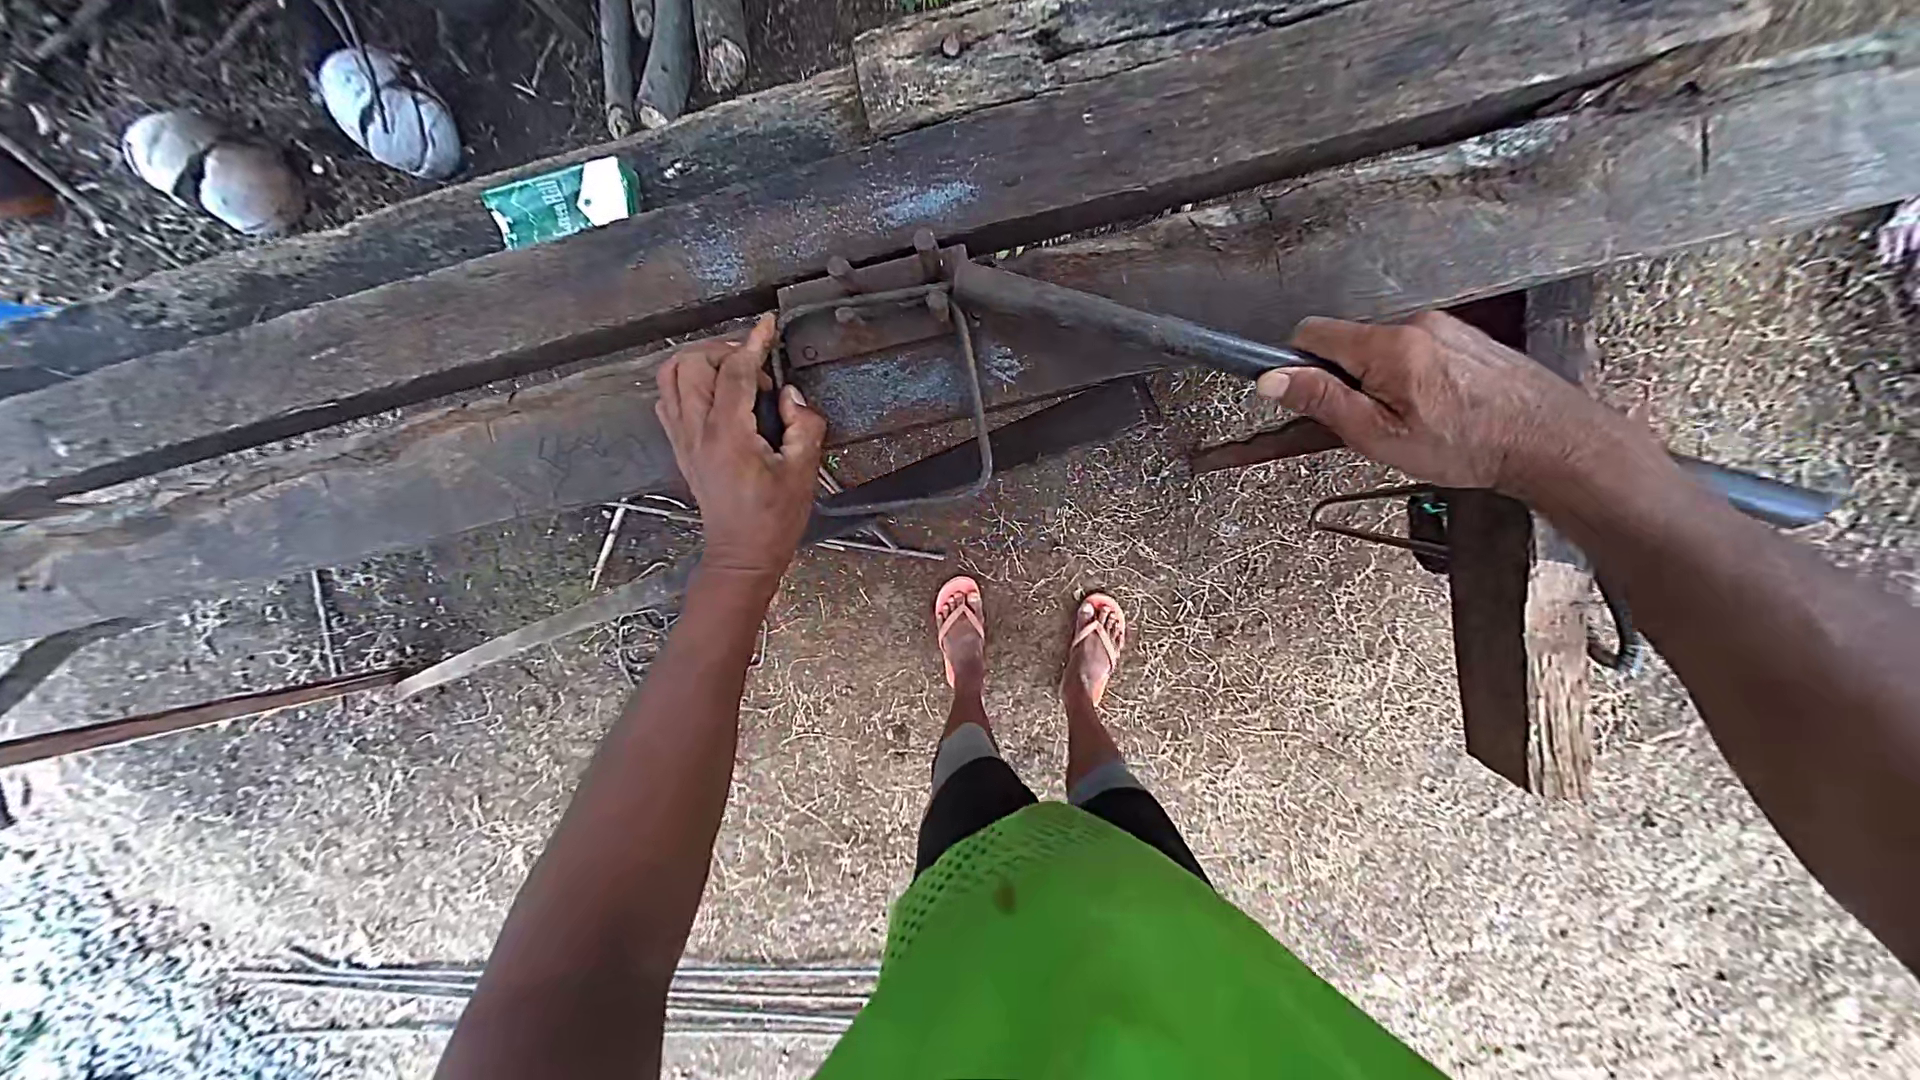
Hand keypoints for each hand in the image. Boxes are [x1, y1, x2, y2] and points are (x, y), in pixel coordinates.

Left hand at [655, 314, 826, 581]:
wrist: (742, 553)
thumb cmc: (772, 520)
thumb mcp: (803, 472)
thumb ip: (805, 425)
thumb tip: (793, 396)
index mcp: (729, 436)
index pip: (734, 372)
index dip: (753, 343)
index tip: (766, 325)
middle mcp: (697, 433)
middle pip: (691, 363)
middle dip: (723, 349)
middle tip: (754, 359)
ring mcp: (684, 440)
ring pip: (671, 377)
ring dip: (700, 362)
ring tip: (733, 371)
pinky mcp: (681, 449)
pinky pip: (668, 400)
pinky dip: (686, 383)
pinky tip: (714, 393)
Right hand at [1255, 312, 1646, 496]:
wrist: (1551, 443)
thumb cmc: (1468, 445)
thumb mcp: (1376, 434)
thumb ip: (1321, 400)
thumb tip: (1273, 379)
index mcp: (1388, 346)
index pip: (1310, 333)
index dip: (1296, 365)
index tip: (1304, 394)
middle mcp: (1416, 325)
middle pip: (1345, 342)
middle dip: (1339, 378)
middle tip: (1363, 419)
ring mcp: (1444, 328)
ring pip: (1377, 348)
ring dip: (1372, 379)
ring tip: (1402, 417)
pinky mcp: (1462, 337)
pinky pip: (1410, 350)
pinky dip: (1403, 376)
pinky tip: (1428, 407)